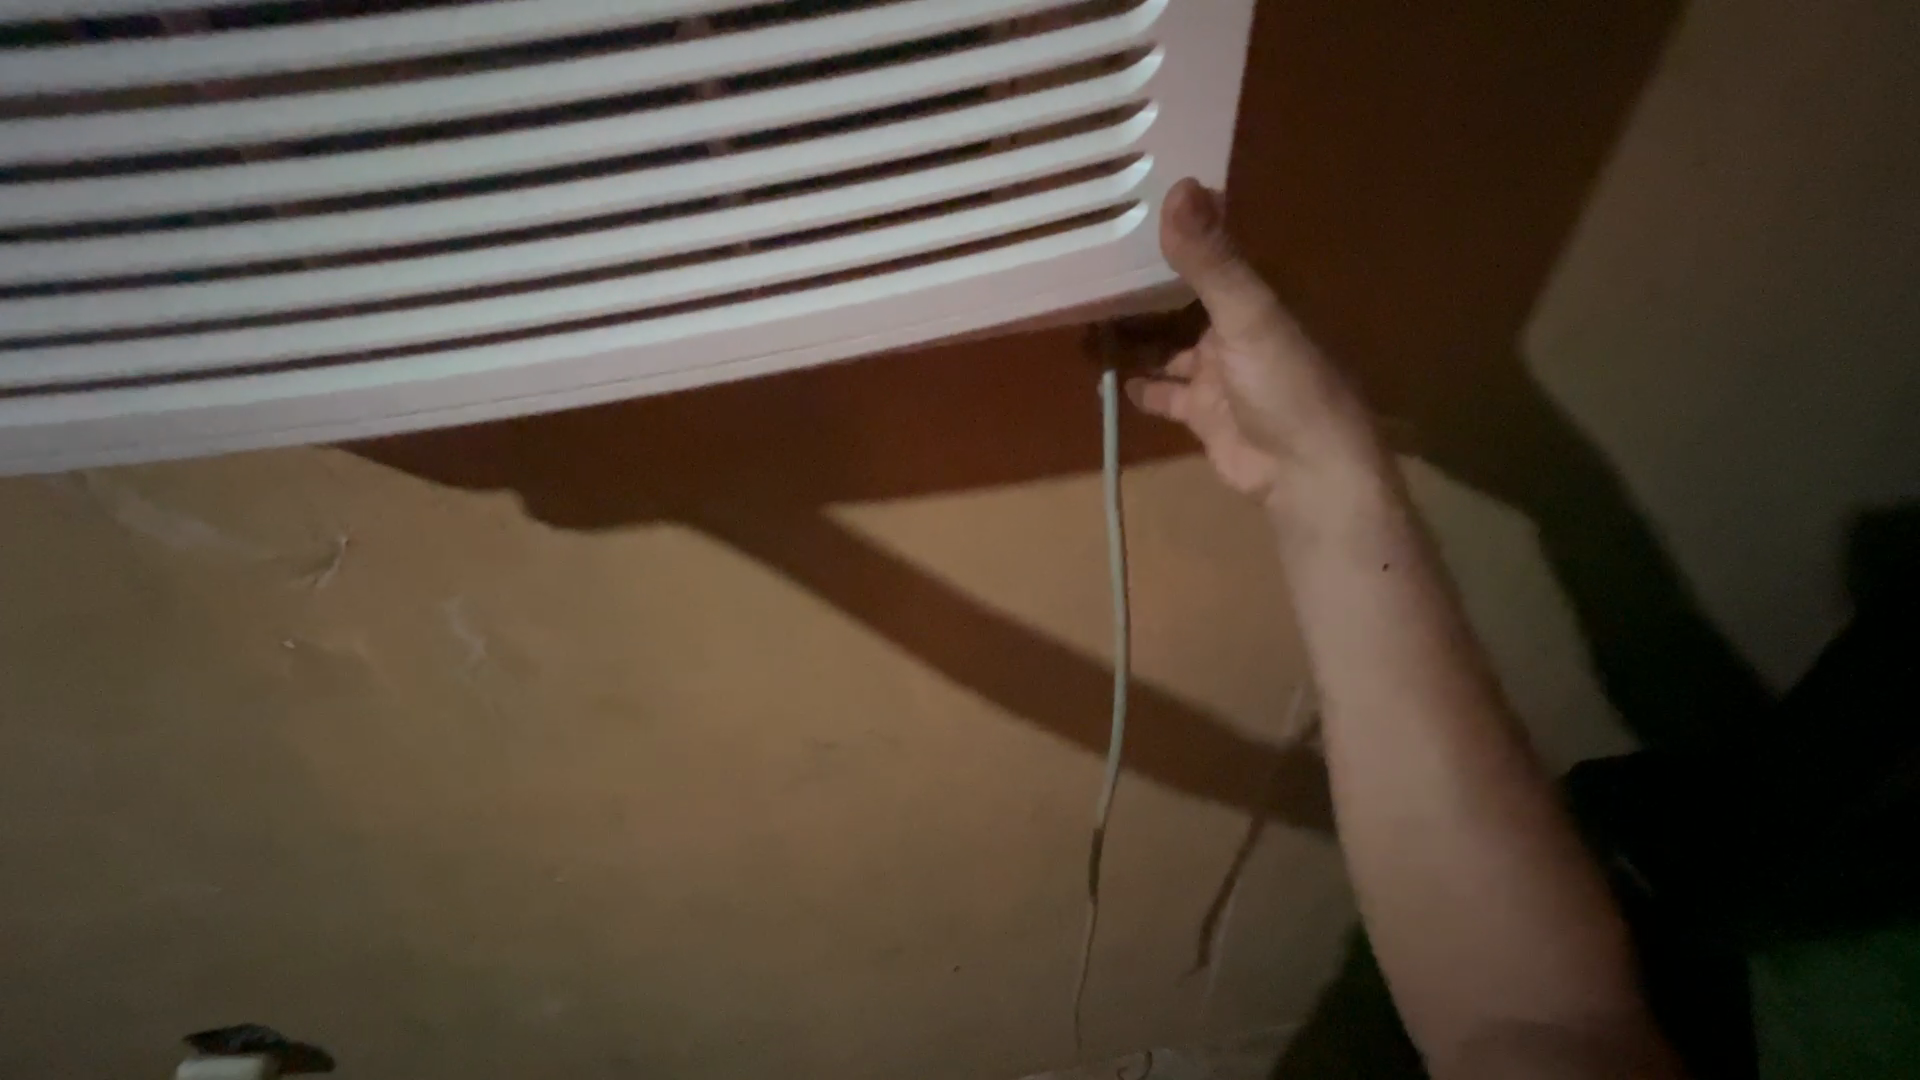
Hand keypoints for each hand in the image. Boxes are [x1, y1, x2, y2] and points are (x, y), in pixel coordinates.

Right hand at [1126, 179, 1380, 505]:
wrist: (1302, 467)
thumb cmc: (1282, 382)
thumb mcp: (1247, 314)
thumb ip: (1211, 260)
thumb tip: (1179, 187)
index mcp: (1251, 300)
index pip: (1210, 257)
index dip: (1179, 235)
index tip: (1137, 207)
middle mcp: (1234, 332)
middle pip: (1182, 303)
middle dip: (1146, 291)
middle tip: (1094, 270)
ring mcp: (1217, 376)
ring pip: (1168, 349)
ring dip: (1137, 340)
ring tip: (1089, 321)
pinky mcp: (1202, 415)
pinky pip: (1165, 395)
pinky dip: (1142, 388)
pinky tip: (1110, 379)